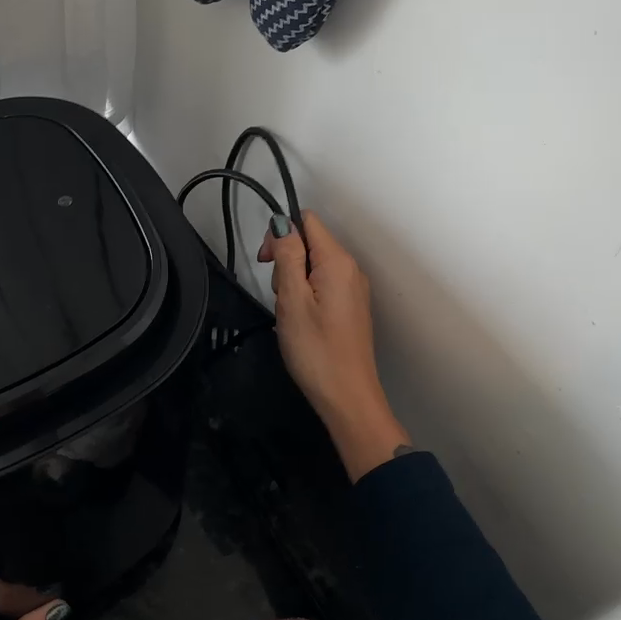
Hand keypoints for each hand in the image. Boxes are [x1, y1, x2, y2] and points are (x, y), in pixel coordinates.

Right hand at [258, 210, 412, 481]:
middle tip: (277, 295)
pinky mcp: (351, 307)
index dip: (281, 233)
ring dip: (293, 280)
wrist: (347, 398)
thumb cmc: (315, 349)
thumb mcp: (292, 299)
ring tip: (289, 313)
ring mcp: (353, 289)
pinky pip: (323, 284)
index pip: (307, 221)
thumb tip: (282, 223)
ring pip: (314, 265)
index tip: (267, 263)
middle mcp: (350, 269)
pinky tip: (300, 321)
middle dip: (286, 260)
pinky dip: (306, 294)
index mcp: (337, 262)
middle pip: (310, 241)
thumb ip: (287, 255)